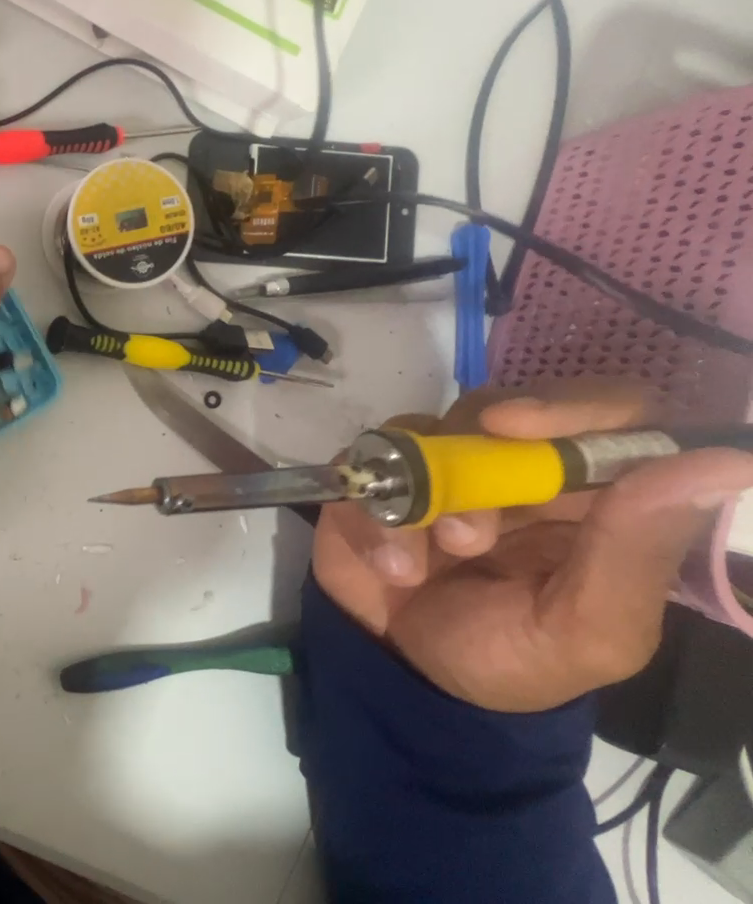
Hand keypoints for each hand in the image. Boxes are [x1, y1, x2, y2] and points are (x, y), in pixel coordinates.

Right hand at [313, 381, 752, 711]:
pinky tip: (387, 564)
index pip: (611, 414)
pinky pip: (363, 464)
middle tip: (463, 538)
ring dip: (418, 501)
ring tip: (417, 568)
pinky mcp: (374, 479)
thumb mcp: (590, 630)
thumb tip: (725, 462)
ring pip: (423, 433)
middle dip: (472, 463)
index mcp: (595, 496)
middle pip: (501, 406)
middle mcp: (518, 470)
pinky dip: (370, 517)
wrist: (405, 676)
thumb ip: (636, 552)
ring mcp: (438, 470)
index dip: (572, 404)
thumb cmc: (514, 660)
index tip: (514, 425)